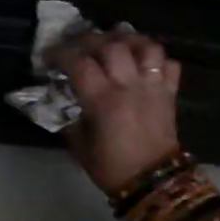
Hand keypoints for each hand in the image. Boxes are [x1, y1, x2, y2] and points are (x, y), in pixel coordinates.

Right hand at [55, 24, 182, 193]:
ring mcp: (154, 87)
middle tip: (77, 45)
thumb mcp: (78, 144)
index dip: (61, 55)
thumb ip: (68, 117)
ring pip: (146, 47)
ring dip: (128, 39)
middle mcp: (130, 86)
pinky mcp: (170, 92)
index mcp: (103, 101)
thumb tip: (58, 99)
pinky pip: (168, 64)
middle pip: (112, 45)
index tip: (49, 57)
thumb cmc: (109, 166)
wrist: (152, 181)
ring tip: (114, 42)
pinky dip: (155, 58)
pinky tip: (141, 62)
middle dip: (90, 40)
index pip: (80, 63)